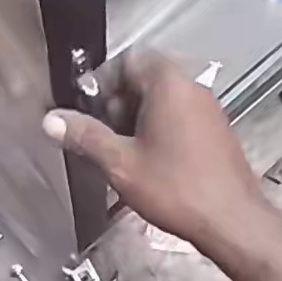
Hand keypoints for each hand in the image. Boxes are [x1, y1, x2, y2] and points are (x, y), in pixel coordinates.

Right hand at [43, 51, 272, 250]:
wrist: (231, 220)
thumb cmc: (176, 189)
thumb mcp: (121, 163)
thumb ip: (85, 137)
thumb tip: (51, 120)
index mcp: (168, 83)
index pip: (127, 60)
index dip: (101, 82)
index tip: (86, 110)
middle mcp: (192, 88)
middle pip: (145, 80)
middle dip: (117, 105)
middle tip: (103, 138)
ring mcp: (208, 110)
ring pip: (162, 103)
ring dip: (137, 123)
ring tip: (123, 157)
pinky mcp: (216, 133)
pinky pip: (179, 120)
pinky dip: (159, 134)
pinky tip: (149, 167)